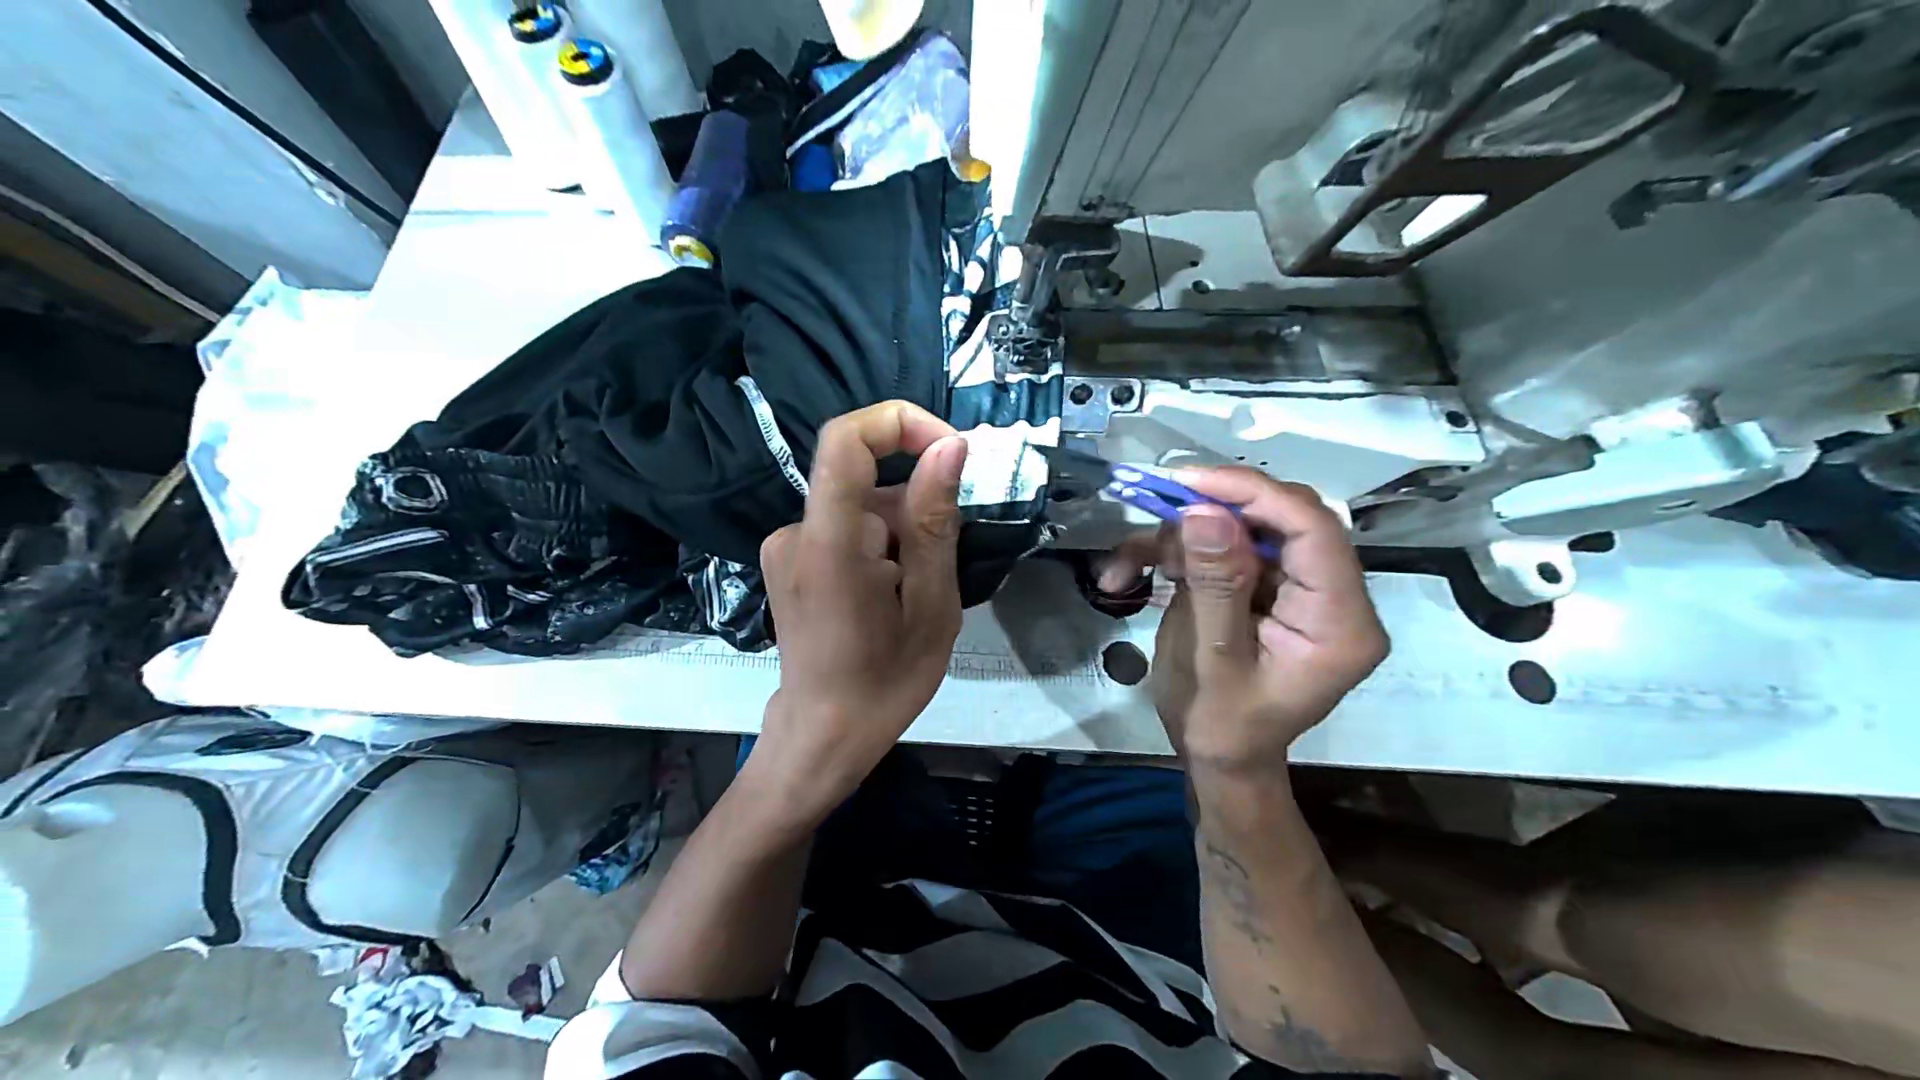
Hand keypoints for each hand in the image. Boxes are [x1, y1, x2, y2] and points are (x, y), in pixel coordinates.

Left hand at [745, 401, 968, 825]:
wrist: (824, 733)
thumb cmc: (885, 682)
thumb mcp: (931, 605)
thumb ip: (934, 521)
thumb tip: (950, 447)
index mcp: (828, 545)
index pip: (846, 440)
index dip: (899, 423)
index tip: (951, 450)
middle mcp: (794, 533)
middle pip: (865, 482)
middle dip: (915, 508)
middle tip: (940, 565)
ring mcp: (784, 545)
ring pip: (860, 507)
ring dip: (899, 533)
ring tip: (913, 592)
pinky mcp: (788, 558)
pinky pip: (844, 526)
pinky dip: (878, 544)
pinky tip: (889, 593)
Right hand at [1102, 468, 1386, 772]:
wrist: (1218, 756)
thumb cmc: (1219, 724)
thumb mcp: (1211, 659)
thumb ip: (1215, 584)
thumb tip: (1205, 510)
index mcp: (1340, 621)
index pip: (1313, 529)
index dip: (1254, 493)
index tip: (1188, 481)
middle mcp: (1330, 594)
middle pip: (1280, 518)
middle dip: (1210, 510)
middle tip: (1153, 510)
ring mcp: (1296, 587)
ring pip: (1242, 528)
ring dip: (1178, 538)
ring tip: (1127, 567)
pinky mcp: (1264, 585)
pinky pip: (1221, 548)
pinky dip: (1172, 555)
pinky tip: (1127, 575)